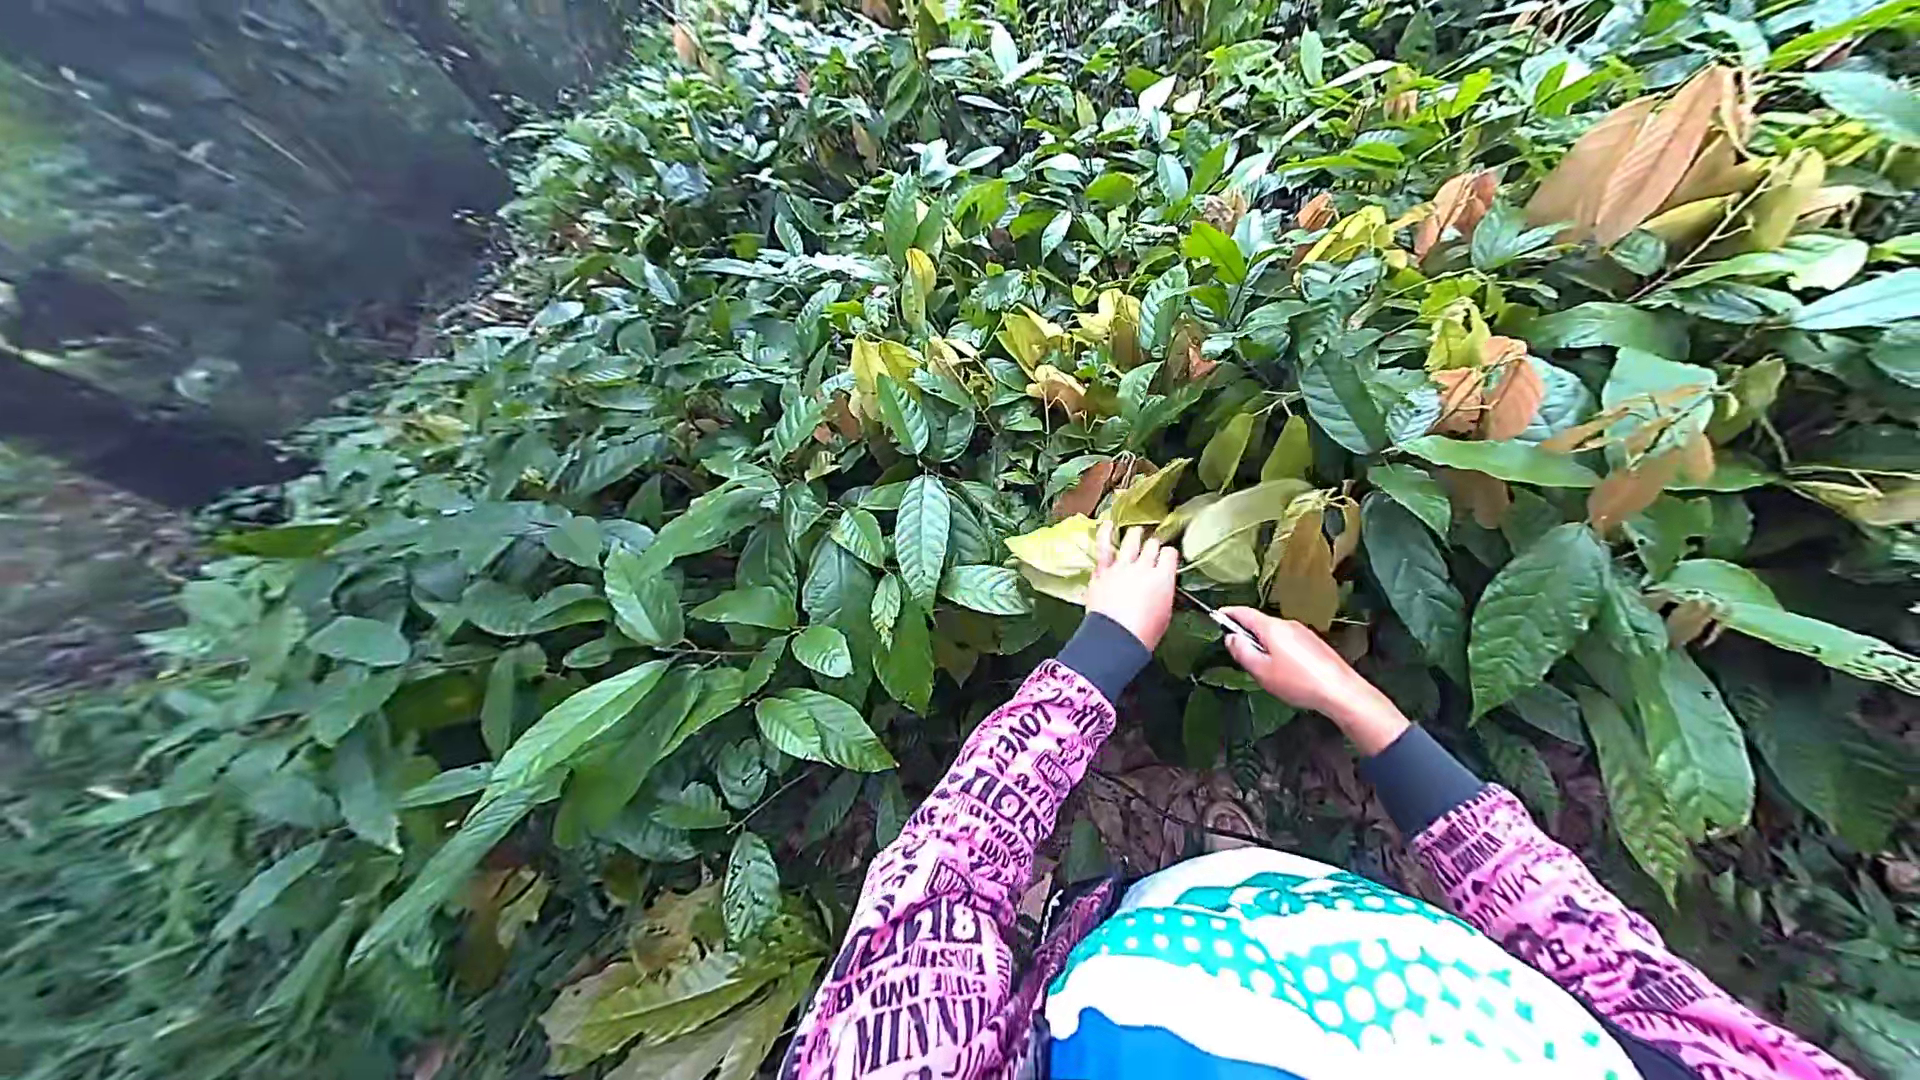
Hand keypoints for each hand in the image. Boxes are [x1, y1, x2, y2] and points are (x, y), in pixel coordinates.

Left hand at [1088, 522, 1177, 651]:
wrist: (1116, 637)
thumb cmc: (1143, 633)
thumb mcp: (1164, 613)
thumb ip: (1163, 594)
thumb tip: (1161, 588)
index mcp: (1163, 578)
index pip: (1170, 554)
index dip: (1169, 554)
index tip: (1166, 556)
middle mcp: (1143, 567)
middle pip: (1152, 546)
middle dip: (1153, 543)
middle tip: (1152, 544)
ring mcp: (1121, 567)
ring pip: (1131, 541)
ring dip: (1135, 534)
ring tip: (1137, 530)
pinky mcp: (1102, 571)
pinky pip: (1104, 547)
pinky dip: (1106, 533)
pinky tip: (1107, 524)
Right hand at [1220, 607, 1409, 754]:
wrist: (1342, 692)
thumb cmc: (1299, 682)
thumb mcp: (1261, 670)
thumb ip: (1242, 651)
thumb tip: (1231, 638)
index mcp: (1272, 627)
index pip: (1244, 612)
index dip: (1228, 613)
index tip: (1217, 615)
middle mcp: (1288, 625)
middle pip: (1259, 622)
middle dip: (1245, 632)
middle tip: (1237, 650)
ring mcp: (1304, 633)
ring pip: (1274, 632)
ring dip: (1262, 642)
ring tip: (1260, 665)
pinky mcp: (1314, 644)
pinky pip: (1288, 640)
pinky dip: (1277, 647)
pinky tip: (1282, 669)